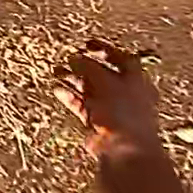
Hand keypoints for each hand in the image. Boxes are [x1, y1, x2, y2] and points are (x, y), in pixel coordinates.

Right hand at [53, 40, 161, 160]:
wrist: (124, 149)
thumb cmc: (124, 113)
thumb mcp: (106, 82)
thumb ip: (89, 67)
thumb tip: (74, 57)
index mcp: (136, 81)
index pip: (121, 59)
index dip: (104, 49)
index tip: (86, 44)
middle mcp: (124, 93)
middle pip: (101, 73)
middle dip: (83, 65)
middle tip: (67, 58)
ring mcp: (110, 107)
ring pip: (88, 88)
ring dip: (72, 79)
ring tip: (56, 71)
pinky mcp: (96, 120)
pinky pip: (79, 104)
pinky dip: (68, 96)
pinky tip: (57, 89)